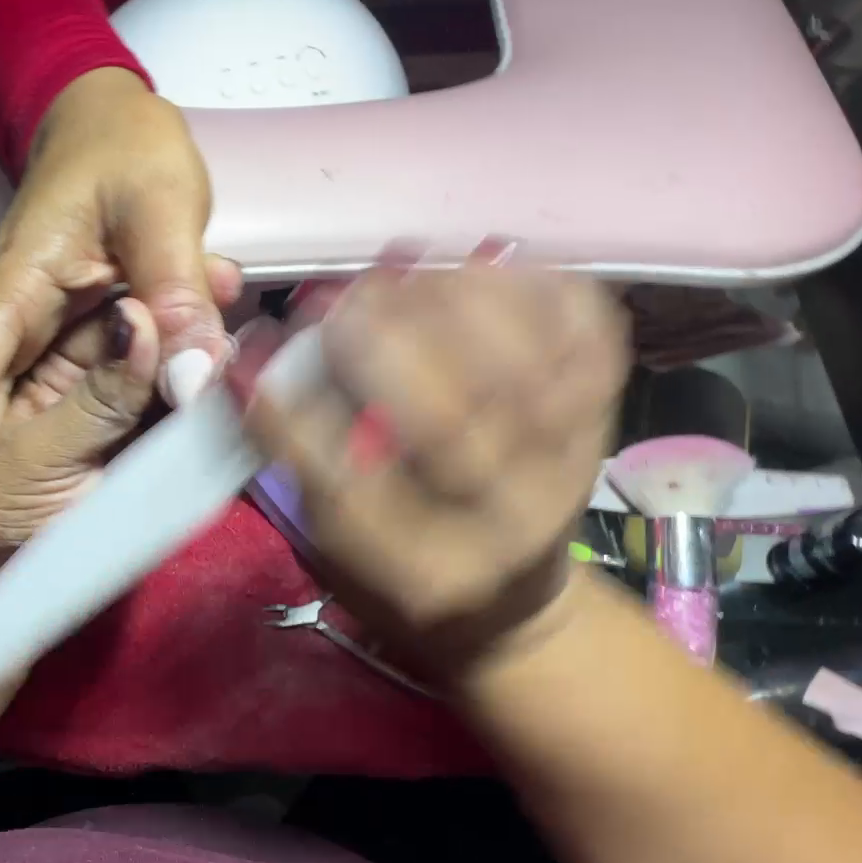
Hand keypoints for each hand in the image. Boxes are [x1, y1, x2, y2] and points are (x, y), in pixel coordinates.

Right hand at [0, 68, 238, 591]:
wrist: (111, 123)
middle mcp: (9, 333)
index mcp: (11, 297)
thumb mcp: (156, 210)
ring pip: (6, 429)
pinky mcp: (62, 356)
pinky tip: (71, 493)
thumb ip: (170, 289)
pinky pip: (65, 408)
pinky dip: (66, 452)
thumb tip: (193, 378)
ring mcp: (31, 348)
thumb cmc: (124, 152)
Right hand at [234, 255, 630, 673]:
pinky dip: (532, 286)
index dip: (294, 419)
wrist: (510, 596)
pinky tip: (472, 266)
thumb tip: (253, 366)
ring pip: (527, 369)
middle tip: (334, 300)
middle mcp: (508, 525)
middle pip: (453, 426)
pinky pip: (588, 334)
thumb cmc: (397, 570)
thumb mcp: (332, 542)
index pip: (350, 493)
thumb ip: (298, 461)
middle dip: (383, 346)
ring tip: (396, 272)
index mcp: (425, 573)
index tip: (253, 360)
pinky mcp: (609, 417)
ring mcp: (573, 466)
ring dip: (452, 302)